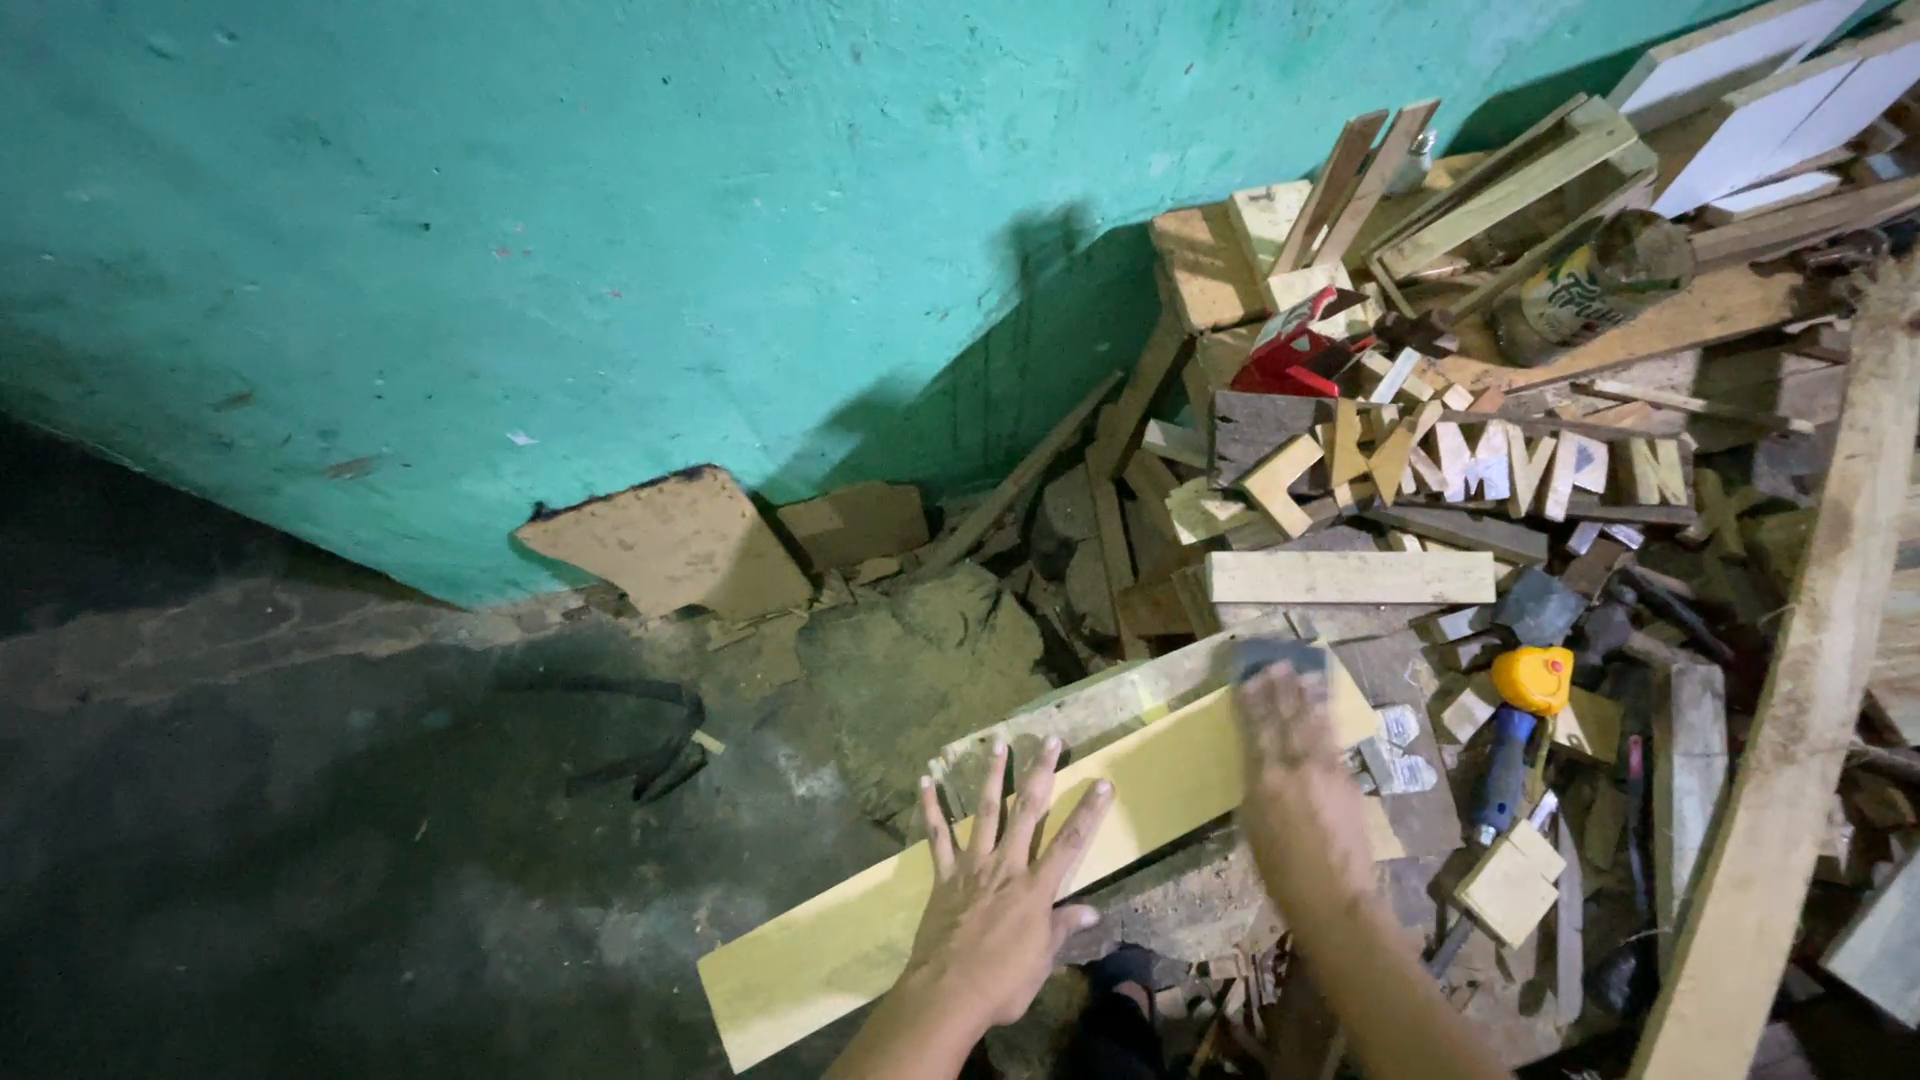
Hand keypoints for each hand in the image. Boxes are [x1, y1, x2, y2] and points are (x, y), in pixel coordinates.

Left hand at [899, 736, 1114, 1027]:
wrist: (948, 993)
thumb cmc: (1001, 984)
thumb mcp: (1041, 963)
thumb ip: (1061, 929)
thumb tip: (1091, 910)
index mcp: (1035, 889)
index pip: (1070, 842)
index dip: (1088, 812)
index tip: (1103, 782)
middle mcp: (1006, 866)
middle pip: (1028, 810)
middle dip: (1040, 772)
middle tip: (1049, 739)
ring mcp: (973, 865)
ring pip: (985, 810)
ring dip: (991, 774)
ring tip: (996, 742)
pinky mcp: (945, 874)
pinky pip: (937, 835)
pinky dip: (931, 807)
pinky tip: (926, 780)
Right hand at [1233, 658, 1375, 917]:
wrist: (1336, 900)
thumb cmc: (1280, 872)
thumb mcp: (1251, 826)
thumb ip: (1256, 788)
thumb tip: (1259, 766)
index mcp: (1265, 779)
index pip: (1256, 728)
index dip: (1252, 701)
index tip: (1249, 677)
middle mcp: (1297, 767)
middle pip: (1287, 718)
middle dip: (1281, 689)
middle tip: (1277, 663)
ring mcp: (1328, 773)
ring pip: (1314, 725)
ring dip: (1306, 697)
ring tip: (1302, 674)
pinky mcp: (1350, 784)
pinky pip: (1333, 743)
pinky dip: (1326, 721)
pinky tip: (1323, 709)